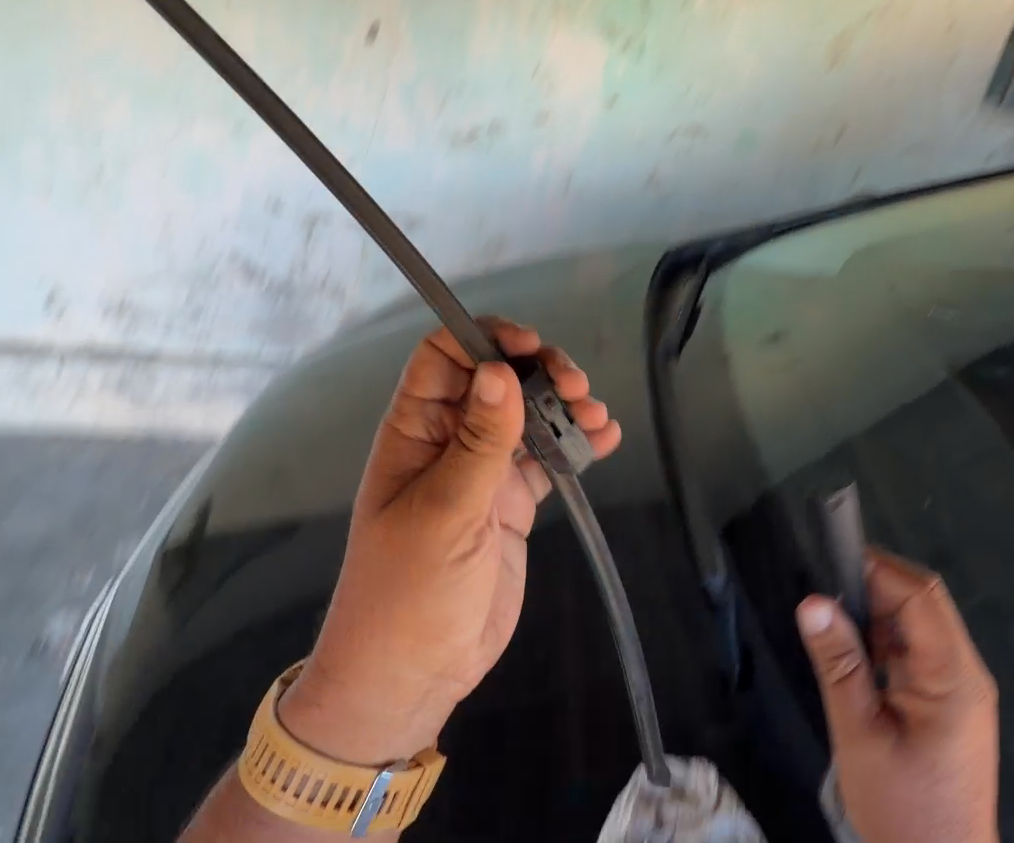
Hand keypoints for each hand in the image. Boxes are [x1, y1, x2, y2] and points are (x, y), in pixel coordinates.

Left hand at [278, 318, 621, 766]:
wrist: (415, 673)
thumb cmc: (408, 590)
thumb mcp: (444, 512)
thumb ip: (479, 442)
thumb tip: (500, 371)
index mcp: (415, 432)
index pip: (443, 359)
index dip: (483, 339)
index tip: (529, 346)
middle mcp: (450, 442)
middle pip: (496, 380)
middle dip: (538, 372)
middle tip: (576, 387)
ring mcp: (484, 474)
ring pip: (528, 417)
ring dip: (564, 407)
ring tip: (596, 417)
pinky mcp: (512, 505)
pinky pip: (548, 461)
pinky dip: (576, 446)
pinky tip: (605, 440)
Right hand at [797, 550, 1000, 842]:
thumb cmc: (902, 807)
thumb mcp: (860, 735)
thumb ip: (839, 664)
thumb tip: (812, 602)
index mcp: (952, 674)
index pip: (920, 595)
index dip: (877, 570)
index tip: (829, 563)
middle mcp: (966, 672)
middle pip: (925, 604)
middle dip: (876, 589)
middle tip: (824, 591)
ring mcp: (961, 689)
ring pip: (920, 627)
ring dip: (878, 616)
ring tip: (831, 619)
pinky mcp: (950, 705)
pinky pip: (919, 654)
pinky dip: (886, 645)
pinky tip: (854, 655)